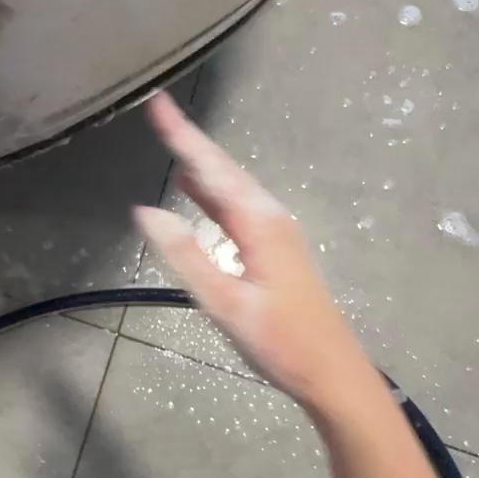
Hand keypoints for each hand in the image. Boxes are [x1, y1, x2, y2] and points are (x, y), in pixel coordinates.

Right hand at [133, 93, 375, 411]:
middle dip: (191, 140)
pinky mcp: (272, 248)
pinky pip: (235, 207)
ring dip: (201, 163)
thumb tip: (146, 211)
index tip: (159, 104)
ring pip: (231, 187)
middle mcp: (269, 217)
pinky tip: (194, 189)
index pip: (213, 169)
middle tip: (159, 112)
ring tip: (172, 140)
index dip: (184, 136)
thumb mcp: (225, 303)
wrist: (333, 373)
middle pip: (224, 170)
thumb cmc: (280, 342)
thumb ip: (186, 256)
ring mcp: (273, 232)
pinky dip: (210, 192)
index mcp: (259, 223)